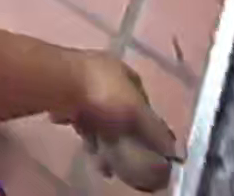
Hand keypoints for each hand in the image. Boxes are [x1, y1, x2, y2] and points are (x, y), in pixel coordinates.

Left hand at [59, 54, 176, 191]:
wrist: (58, 83)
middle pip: (118, 110)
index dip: (148, 125)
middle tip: (121, 163)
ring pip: (98, 117)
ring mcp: (81, 80)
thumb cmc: (102, 94)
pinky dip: (84, 133)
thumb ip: (157, 131)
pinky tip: (85, 145)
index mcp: (123, 70)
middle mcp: (102, 70)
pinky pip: (79, 118)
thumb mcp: (138, 113)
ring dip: (102, 141)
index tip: (148, 149)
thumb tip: (175, 151)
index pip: (143, 99)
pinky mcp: (63, 92)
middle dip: (121, 138)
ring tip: (102, 162)